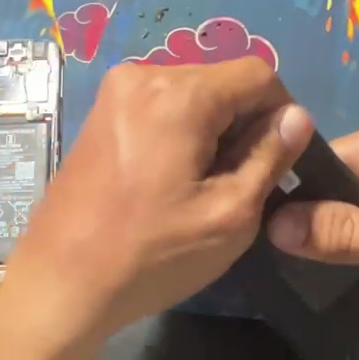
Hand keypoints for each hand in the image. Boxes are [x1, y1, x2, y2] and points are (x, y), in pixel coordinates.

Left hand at [0, 58, 311, 341]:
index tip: (277, 160)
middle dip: (242, 124)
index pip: (259, 74)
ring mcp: (114, 93)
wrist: (61, 285)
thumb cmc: (152, 255)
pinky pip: (161, 107)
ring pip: (193, 95)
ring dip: (212, 131)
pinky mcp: (100, 115)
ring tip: (199, 187)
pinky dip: (181, 134)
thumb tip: (297, 116)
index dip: (282, 113)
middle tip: (236, 183)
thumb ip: (270, 155)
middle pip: (223, 81)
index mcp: (179, 93)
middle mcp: (143, 75)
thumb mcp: (230, 213)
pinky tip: (169, 180)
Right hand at [265, 107, 358, 327]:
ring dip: (343, 226)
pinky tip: (349, 256)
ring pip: (358, 194)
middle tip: (290, 256)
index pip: (329, 157)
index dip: (299, 196)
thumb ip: (338, 231)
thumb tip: (271, 224)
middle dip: (322, 214)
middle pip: (342, 174)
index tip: (270, 234)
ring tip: (314, 260)